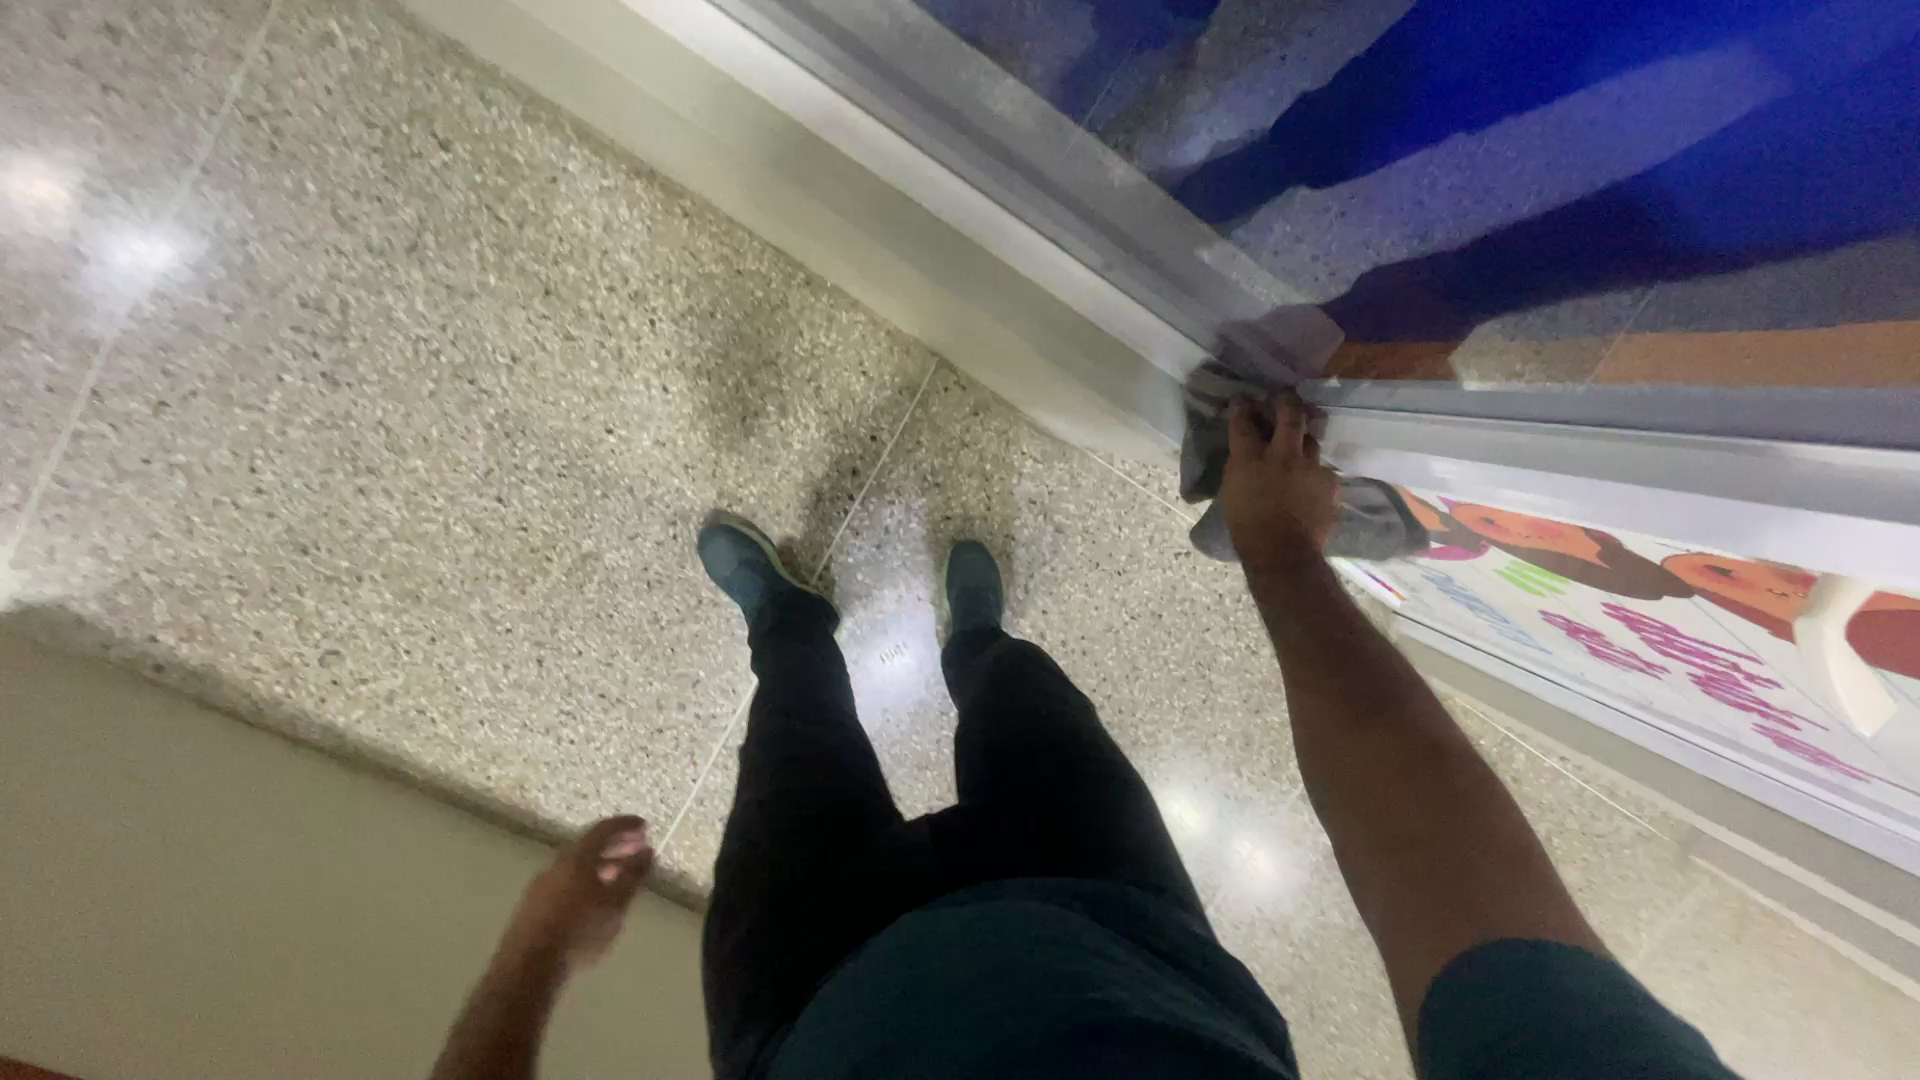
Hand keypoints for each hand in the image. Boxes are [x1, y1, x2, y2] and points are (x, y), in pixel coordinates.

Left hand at [500, 816, 654, 973]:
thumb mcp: (616, 902)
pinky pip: (564, 884)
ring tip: (619, 877)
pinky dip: (585, 882)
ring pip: (575, 867)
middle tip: (636, 850)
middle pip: (588, 847)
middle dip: (615, 846)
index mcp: (576, 858)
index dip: (625, 825)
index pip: (603, 829)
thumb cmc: (580, 930)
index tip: (644, 827)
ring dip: (600, 866)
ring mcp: (540, 888)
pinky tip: (594, 901)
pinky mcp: (531, 910)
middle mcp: (555, 866)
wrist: (527, 970)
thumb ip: (633, 873)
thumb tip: (646, 850)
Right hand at [1220, 395, 1338, 569]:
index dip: (1243, 407)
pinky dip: (1314, 472)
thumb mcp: (1232, 492)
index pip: (1243, 422)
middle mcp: (1282, 455)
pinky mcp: (1330, 482)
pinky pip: (1322, 469)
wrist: (1283, 552)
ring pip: (1311, 439)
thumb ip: (1241, 468)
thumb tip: (1247, 455)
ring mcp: (1310, 466)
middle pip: (1289, 414)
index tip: (1243, 399)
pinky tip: (1310, 483)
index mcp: (1249, 459)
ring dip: (1303, 438)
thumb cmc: (1246, 528)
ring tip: (1299, 443)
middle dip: (1285, 401)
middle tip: (1282, 398)